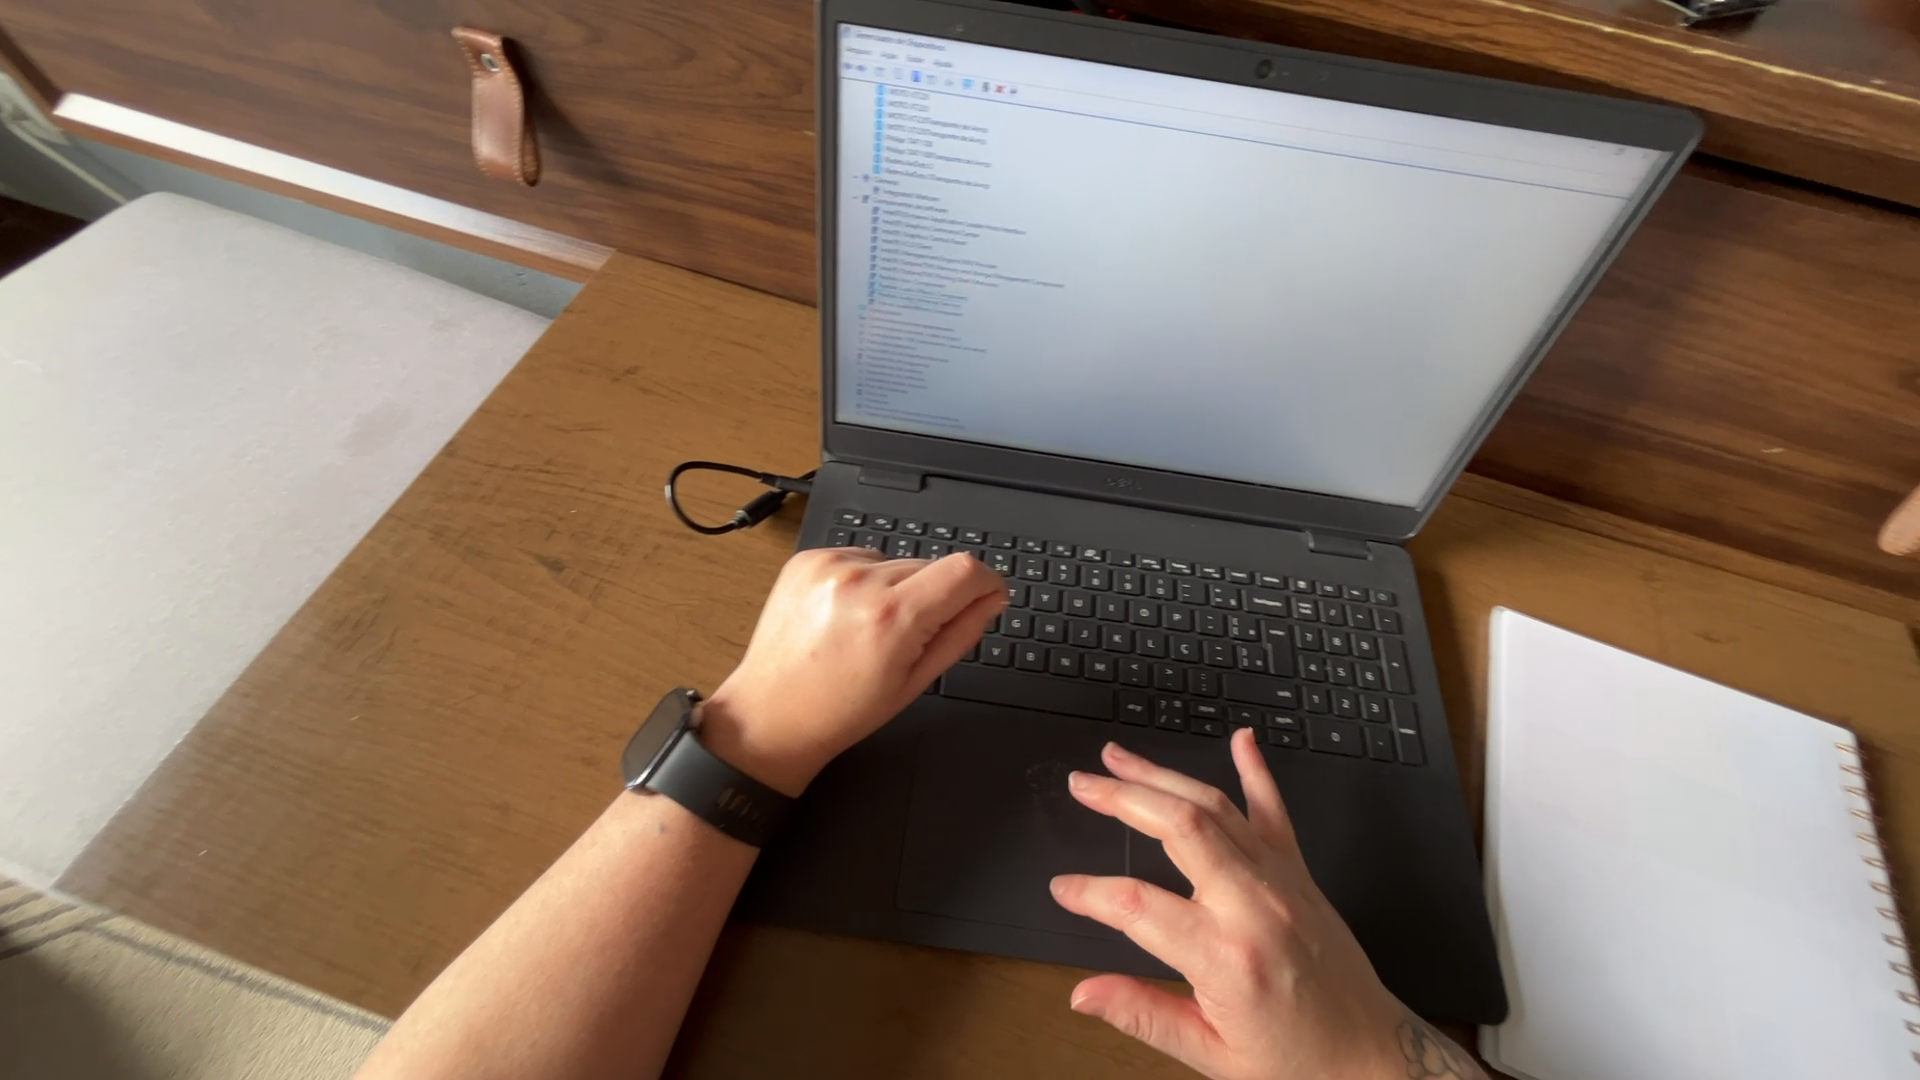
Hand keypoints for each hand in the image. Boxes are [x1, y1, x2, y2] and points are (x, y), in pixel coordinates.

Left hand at [699, 548, 1005, 795]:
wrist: (769, 716)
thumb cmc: (840, 711)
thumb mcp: (916, 682)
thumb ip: (961, 633)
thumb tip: (992, 599)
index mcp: (892, 618)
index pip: (964, 570)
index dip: (986, 582)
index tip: (987, 595)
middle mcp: (860, 582)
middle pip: (931, 566)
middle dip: (934, 596)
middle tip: (908, 638)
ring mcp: (829, 566)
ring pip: (897, 561)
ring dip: (898, 587)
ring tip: (869, 629)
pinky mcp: (809, 559)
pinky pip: (863, 558)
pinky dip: (865, 581)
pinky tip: (847, 615)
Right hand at [1049, 732, 1485, 1079]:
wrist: (1376, 1061)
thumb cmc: (1298, 1063)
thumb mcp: (1212, 1055)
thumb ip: (1141, 1013)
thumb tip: (1082, 994)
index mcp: (1227, 957)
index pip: (1139, 906)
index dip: (1091, 893)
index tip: (1064, 889)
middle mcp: (1253, 905)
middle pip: (1178, 826)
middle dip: (1123, 796)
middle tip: (1083, 784)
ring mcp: (1278, 878)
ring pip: (1214, 805)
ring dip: (1161, 775)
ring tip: (1119, 759)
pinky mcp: (1297, 870)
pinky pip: (1274, 809)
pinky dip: (1256, 769)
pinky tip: (1241, 740)